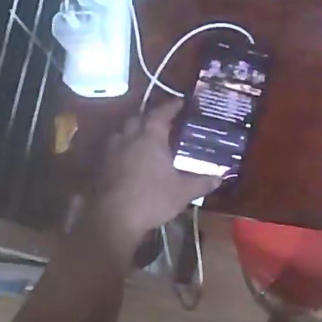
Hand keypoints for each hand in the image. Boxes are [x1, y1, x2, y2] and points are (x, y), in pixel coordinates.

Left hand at [77, 101, 221, 259]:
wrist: (113, 219)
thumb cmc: (152, 199)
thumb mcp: (183, 192)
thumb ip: (202, 182)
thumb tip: (220, 177)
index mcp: (150, 137)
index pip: (161, 114)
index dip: (171, 106)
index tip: (181, 102)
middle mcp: (128, 138)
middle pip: (138, 119)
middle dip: (150, 117)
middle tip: (162, 121)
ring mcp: (111, 152)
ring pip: (122, 133)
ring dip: (133, 131)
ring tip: (145, 138)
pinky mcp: (101, 167)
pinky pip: (113, 150)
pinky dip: (123, 149)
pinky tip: (130, 159)